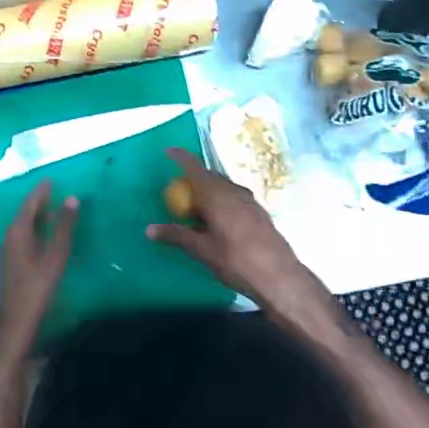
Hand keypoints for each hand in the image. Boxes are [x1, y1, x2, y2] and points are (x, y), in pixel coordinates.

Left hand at [0, 181, 78, 343]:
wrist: (17, 321)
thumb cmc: (37, 288)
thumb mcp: (55, 256)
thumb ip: (63, 227)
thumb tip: (72, 198)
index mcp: (17, 232)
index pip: (29, 204)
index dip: (40, 191)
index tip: (50, 179)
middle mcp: (9, 237)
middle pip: (24, 213)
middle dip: (38, 201)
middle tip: (53, 189)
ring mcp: (8, 251)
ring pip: (23, 225)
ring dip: (37, 214)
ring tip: (53, 206)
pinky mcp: (12, 261)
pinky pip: (23, 235)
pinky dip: (35, 227)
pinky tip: (45, 232)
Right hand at [146, 149, 344, 341]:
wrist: (279, 276)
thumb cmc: (236, 261)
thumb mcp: (202, 250)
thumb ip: (176, 236)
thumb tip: (149, 230)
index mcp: (217, 195)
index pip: (195, 168)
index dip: (181, 157)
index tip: (169, 151)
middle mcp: (234, 191)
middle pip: (210, 177)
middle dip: (193, 180)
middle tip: (178, 193)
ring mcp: (250, 201)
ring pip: (224, 188)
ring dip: (208, 192)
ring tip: (196, 210)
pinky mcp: (259, 212)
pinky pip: (234, 198)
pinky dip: (221, 202)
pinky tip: (218, 223)